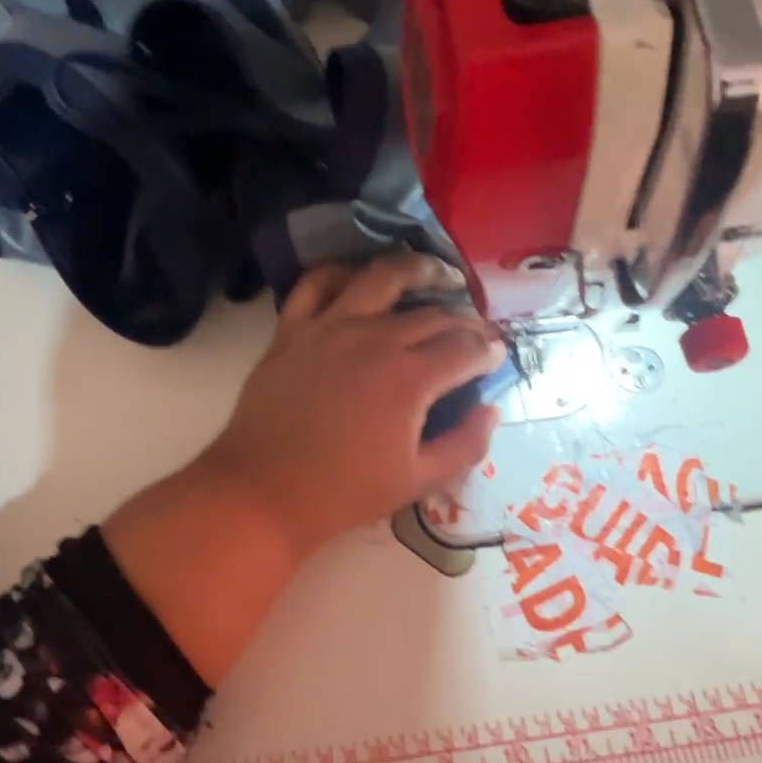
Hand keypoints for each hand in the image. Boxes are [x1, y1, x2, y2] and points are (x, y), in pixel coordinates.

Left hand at [199, 251, 506, 558]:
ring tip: (438, 274)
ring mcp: (330, 327)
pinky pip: (318, 282)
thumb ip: (465, 444)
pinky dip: (344, 272)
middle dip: (466, 319)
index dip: (489, 349)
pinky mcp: (293, 328)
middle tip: (476, 329)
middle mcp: (375, 338)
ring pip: (382, 277)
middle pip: (433, 313)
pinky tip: (361, 277)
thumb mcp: (418, 480)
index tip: (496, 354)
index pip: (465, 347)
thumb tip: (490, 409)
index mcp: (410, 378)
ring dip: (419, 270)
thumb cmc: (345, 492)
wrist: (264, 491)